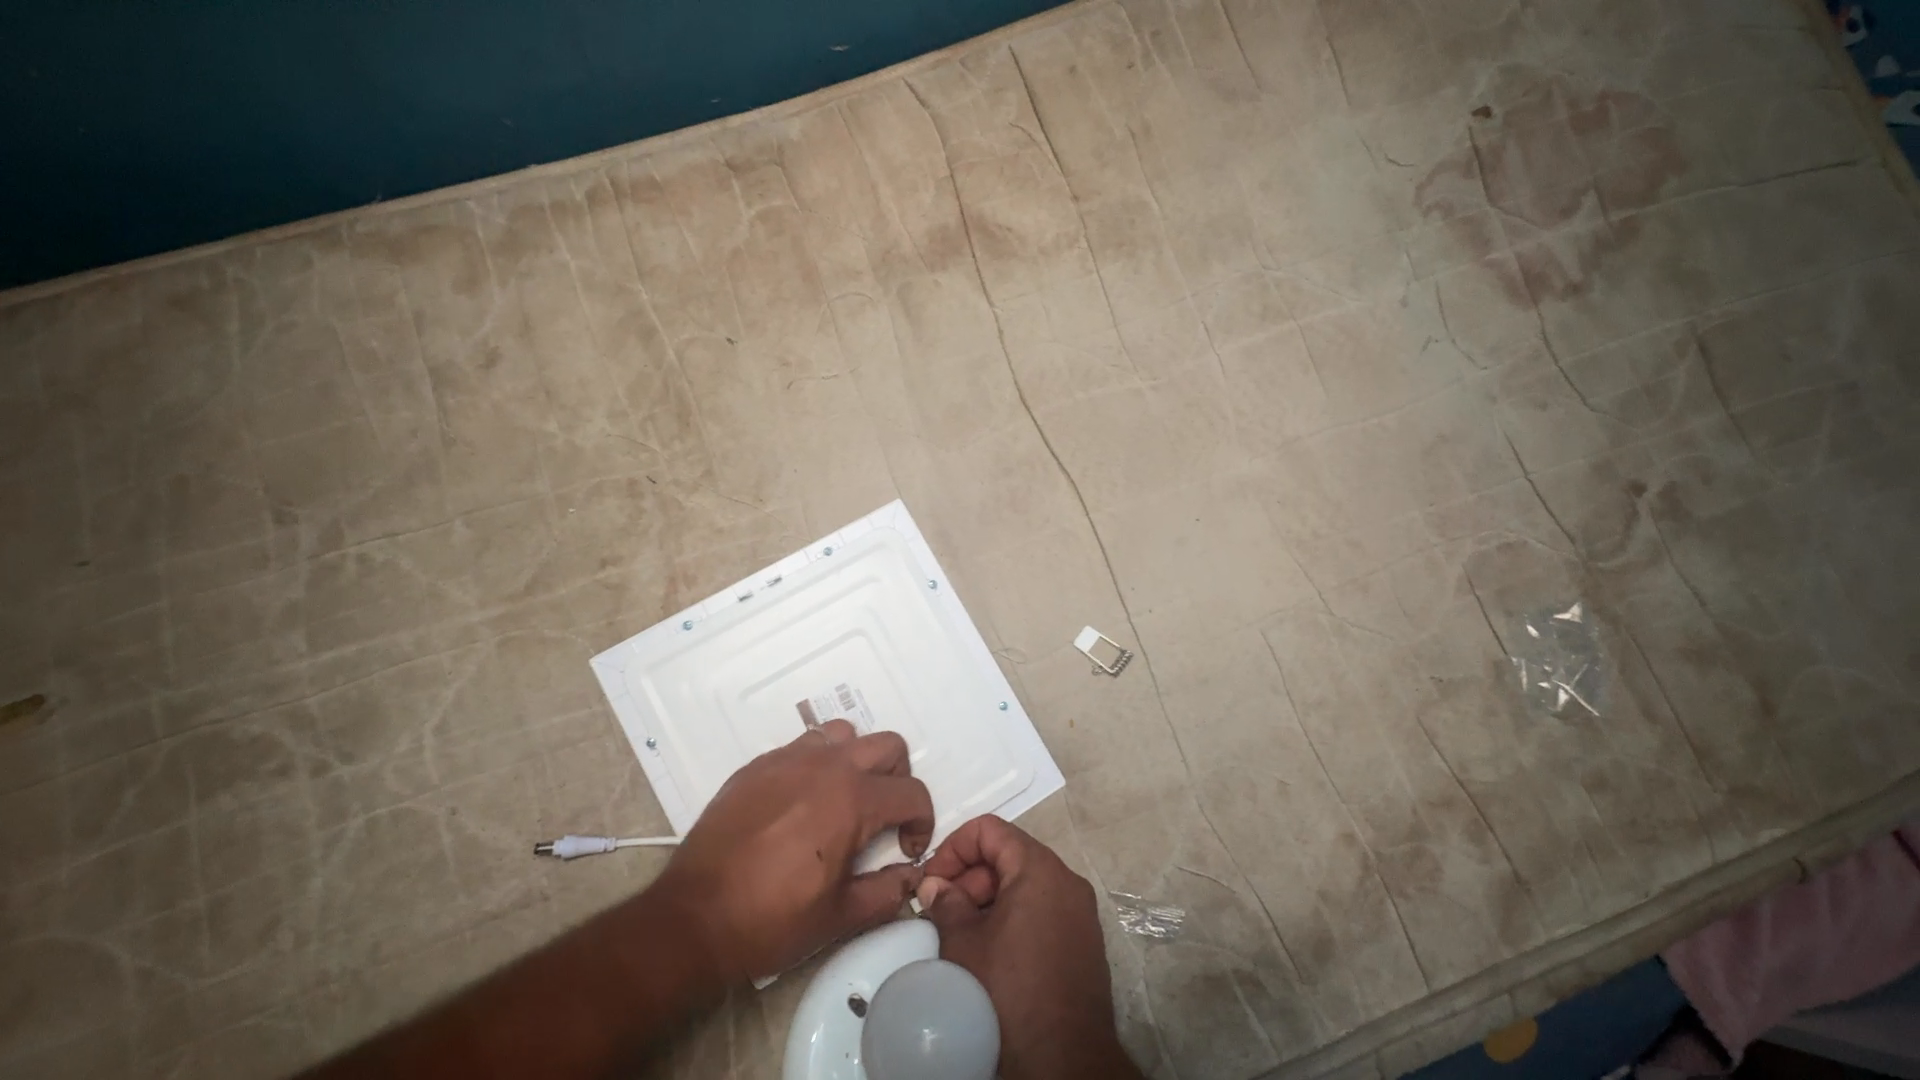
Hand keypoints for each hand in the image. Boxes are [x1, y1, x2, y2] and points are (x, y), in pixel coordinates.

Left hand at [651, 719, 933, 981]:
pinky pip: (801, 748)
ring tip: (844, 799)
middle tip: (885, 817)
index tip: (906, 850)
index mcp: (854, 800)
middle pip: (887, 745)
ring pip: (843, 735)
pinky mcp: (755, 766)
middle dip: (898, 779)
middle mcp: (826, 767)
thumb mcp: (841, 917)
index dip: (922, 823)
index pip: (912, 793)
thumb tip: (911, 876)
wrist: (694, 918)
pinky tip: (801, 805)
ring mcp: (787, 760)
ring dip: (856, 761)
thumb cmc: (772, 921)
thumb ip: (888, 892)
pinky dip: (815, 765)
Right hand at [917, 815, 1142, 1079]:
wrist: (1064, 1057)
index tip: (933, 880)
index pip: (991, 830)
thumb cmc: (1009, 990)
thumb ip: (945, 903)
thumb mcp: (965, 943)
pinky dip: (1014, 916)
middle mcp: (1067, 881)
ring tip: (963, 933)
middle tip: (942, 910)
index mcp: (1040, 869)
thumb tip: (934, 885)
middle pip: (1010, 854)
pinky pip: (1044, 909)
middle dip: (971, 876)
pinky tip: (992, 949)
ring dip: (990, 898)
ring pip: (1026, 883)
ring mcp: (1080, 912)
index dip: (955, 847)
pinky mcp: (1084, 940)